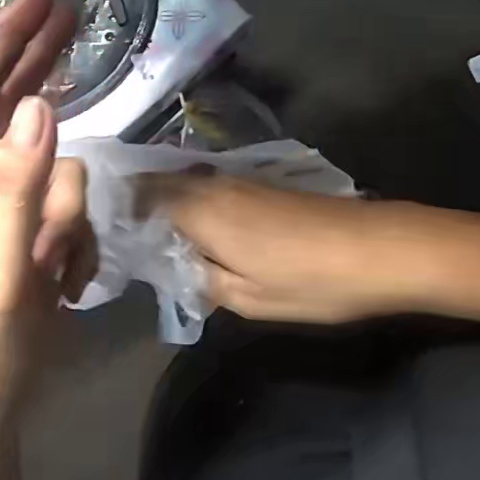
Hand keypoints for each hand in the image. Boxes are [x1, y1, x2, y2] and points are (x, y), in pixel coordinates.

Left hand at [0, 0, 92, 443]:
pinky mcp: (31, 242)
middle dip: (40, 59)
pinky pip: (71, 217)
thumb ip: (15, 191)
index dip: (7, 38)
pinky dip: (78, 245)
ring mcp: (7, 213)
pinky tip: (67, 287)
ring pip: (59, 174)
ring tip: (59, 275)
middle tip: (71, 14)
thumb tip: (38, 107)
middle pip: (10, 103)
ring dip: (69, 218)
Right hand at [140, 173, 437, 323]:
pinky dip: (184, 202)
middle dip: (130, 203)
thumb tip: (166, 265)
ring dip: (157, 202)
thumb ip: (197, 280)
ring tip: (144, 234)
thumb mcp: (248, 299)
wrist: (381, 248)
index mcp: (199, 211)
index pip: (136, 197)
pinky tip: (190, 229)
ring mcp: (234, 181)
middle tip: (115, 235)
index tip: (98, 233)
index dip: (113, 210)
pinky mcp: (256, 184)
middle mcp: (209, 185)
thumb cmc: (312, 280)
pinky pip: (201, 187)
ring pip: (178, 183)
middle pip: (154, 184)